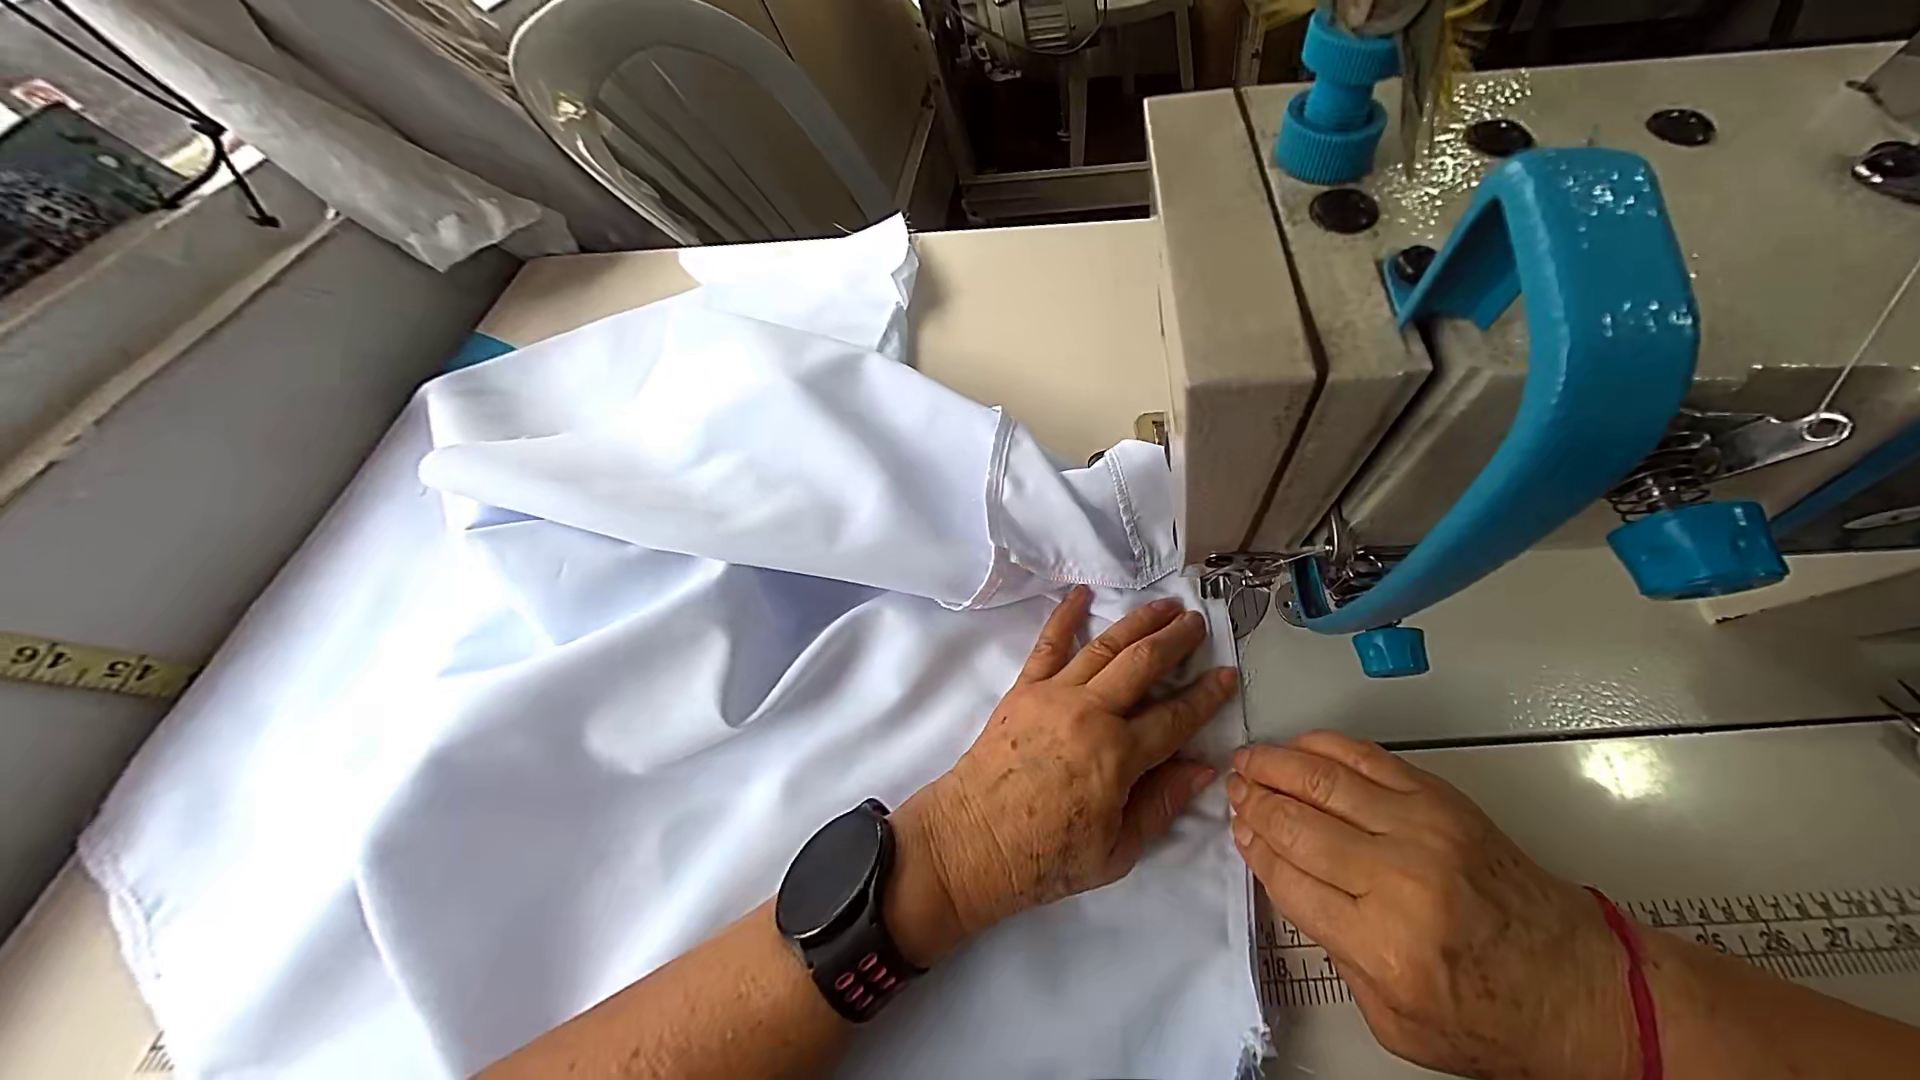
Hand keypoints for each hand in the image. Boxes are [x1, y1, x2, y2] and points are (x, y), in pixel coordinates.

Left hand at [896, 586, 1237, 956]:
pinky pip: (1048, 645)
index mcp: (1119, 756)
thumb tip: (1203, 767)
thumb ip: (1162, 804)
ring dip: (1138, 622)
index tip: (1228, 675)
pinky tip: (1081, 593)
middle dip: (1176, 641)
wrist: (974, 840)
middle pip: (1143, 665)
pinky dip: (1065, 615)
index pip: (1176, 717)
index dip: (1207, 696)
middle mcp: (1090, 714)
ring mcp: (1054, 695)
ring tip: (1164, 606)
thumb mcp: (1118, 850)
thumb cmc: (1047, 856)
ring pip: (1105, 647)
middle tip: (1198, 623)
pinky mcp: (1024, 688)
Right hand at [1229, 732, 1635, 1079]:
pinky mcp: (1441, 800)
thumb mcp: (1392, 1017)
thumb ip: (1329, 944)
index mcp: (1382, 944)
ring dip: (1272, 764)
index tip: (1238, 830)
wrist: (1583, 988)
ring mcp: (1422, 830)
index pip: (1285, 875)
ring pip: (1320, 778)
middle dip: (1252, 800)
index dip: (1252, 846)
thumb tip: (1280, 867)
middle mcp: (1398, 879)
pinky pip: (1364, 756)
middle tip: (1233, 789)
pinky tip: (1296, 747)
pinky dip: (1320, 745)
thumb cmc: (1488, 1015)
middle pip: (1294, 821)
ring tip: (1248, 761)